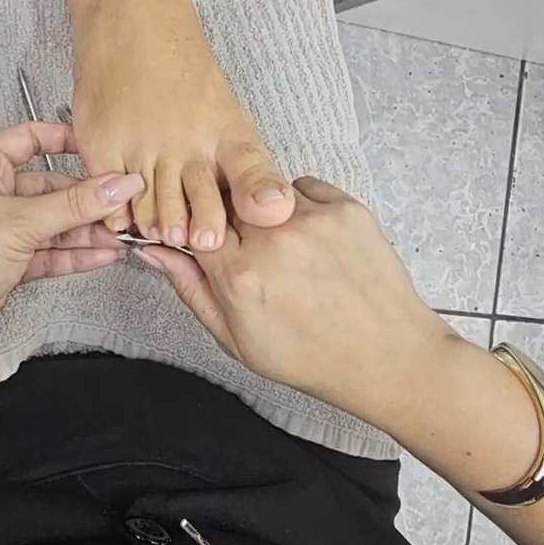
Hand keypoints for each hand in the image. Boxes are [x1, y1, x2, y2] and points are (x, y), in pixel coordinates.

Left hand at [0, 122, 143, 367]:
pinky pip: (47, 252)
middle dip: (86, 197)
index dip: (63, 139)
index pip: (28, 139)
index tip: (101, 149)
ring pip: (52, 223)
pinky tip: (104, 256)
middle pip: (49, 186)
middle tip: (125, 205)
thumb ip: (75, 204)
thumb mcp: (20, 222)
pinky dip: (73, 254)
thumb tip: (121, 184)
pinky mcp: (6, 263)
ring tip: (123, 236)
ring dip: (85, 230)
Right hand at [63, 0, 293, 252]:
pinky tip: (129, 218)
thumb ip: (247, 168)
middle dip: (200, 237)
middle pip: (199, 216)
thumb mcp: (228, 113)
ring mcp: (144, 148)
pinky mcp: (104, 146)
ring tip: (164, 237)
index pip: (251, 191)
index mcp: (229, 134)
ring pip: (156, 215)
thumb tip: (274, 212)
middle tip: (198, 248)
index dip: (248, 222)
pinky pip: (113, 201)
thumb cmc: (181, 66)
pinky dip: (122, 216)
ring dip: (161, 230)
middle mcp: (188, 145)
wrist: (132, 18)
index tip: (245, 238)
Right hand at [136, 177, 462, 413]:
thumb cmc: (312, 357)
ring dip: (264, 213)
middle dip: (229, 221)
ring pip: (263, 193)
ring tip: (288, 252)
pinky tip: (311, 242)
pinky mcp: (346, 208)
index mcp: (240, 275)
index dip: (197, 234)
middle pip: (226, 202)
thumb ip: (190, 288)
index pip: (192, 226)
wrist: (389, 357)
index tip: (206, 242)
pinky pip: (303, 187)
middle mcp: (274, 239)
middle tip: (250, 250)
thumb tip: (154, 250)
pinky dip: (299, 206)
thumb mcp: (235, 338)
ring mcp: (313, 219)